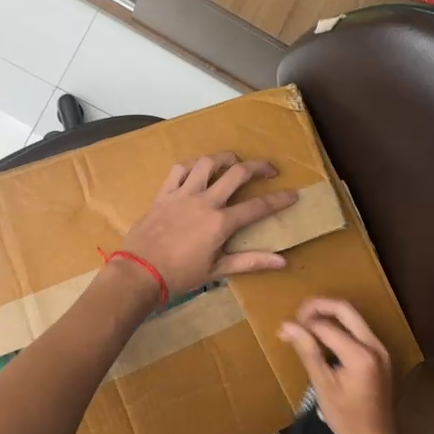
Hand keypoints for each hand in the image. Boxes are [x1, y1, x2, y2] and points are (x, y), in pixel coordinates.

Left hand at [116, 154, 297, 296]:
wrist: (140, 271)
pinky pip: (179, 169)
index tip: (293, 194)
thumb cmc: (179, 275)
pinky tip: (198, 169)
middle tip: (270, 169)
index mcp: (220, 222)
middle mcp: (205, 201)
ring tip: (234, 162)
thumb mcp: (217, 271)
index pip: (257, 207)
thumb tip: (282, 261)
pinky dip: (192, 165)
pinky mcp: (164, 193)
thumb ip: (250, 262)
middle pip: (237, 173)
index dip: (279, 200)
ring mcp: (183, 194)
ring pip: (208, 163)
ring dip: (225, 159)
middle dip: (258, 167)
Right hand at [280, 299, 395, 433]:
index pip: (326, 326)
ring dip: (329, 315)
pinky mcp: (381, 356)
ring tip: (305, 324)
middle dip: (318, 307)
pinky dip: (340, 328)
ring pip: (354, 318)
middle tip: (296, 315)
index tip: (283, 330)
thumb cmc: (346, 420)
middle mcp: (375, 345)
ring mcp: (381, 350)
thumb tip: (286, 326)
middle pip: (346, 310)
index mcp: (361, 354)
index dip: (303, 324)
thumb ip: (307, 352)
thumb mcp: (323, 386)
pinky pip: (359, 331)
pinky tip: (323, 338)